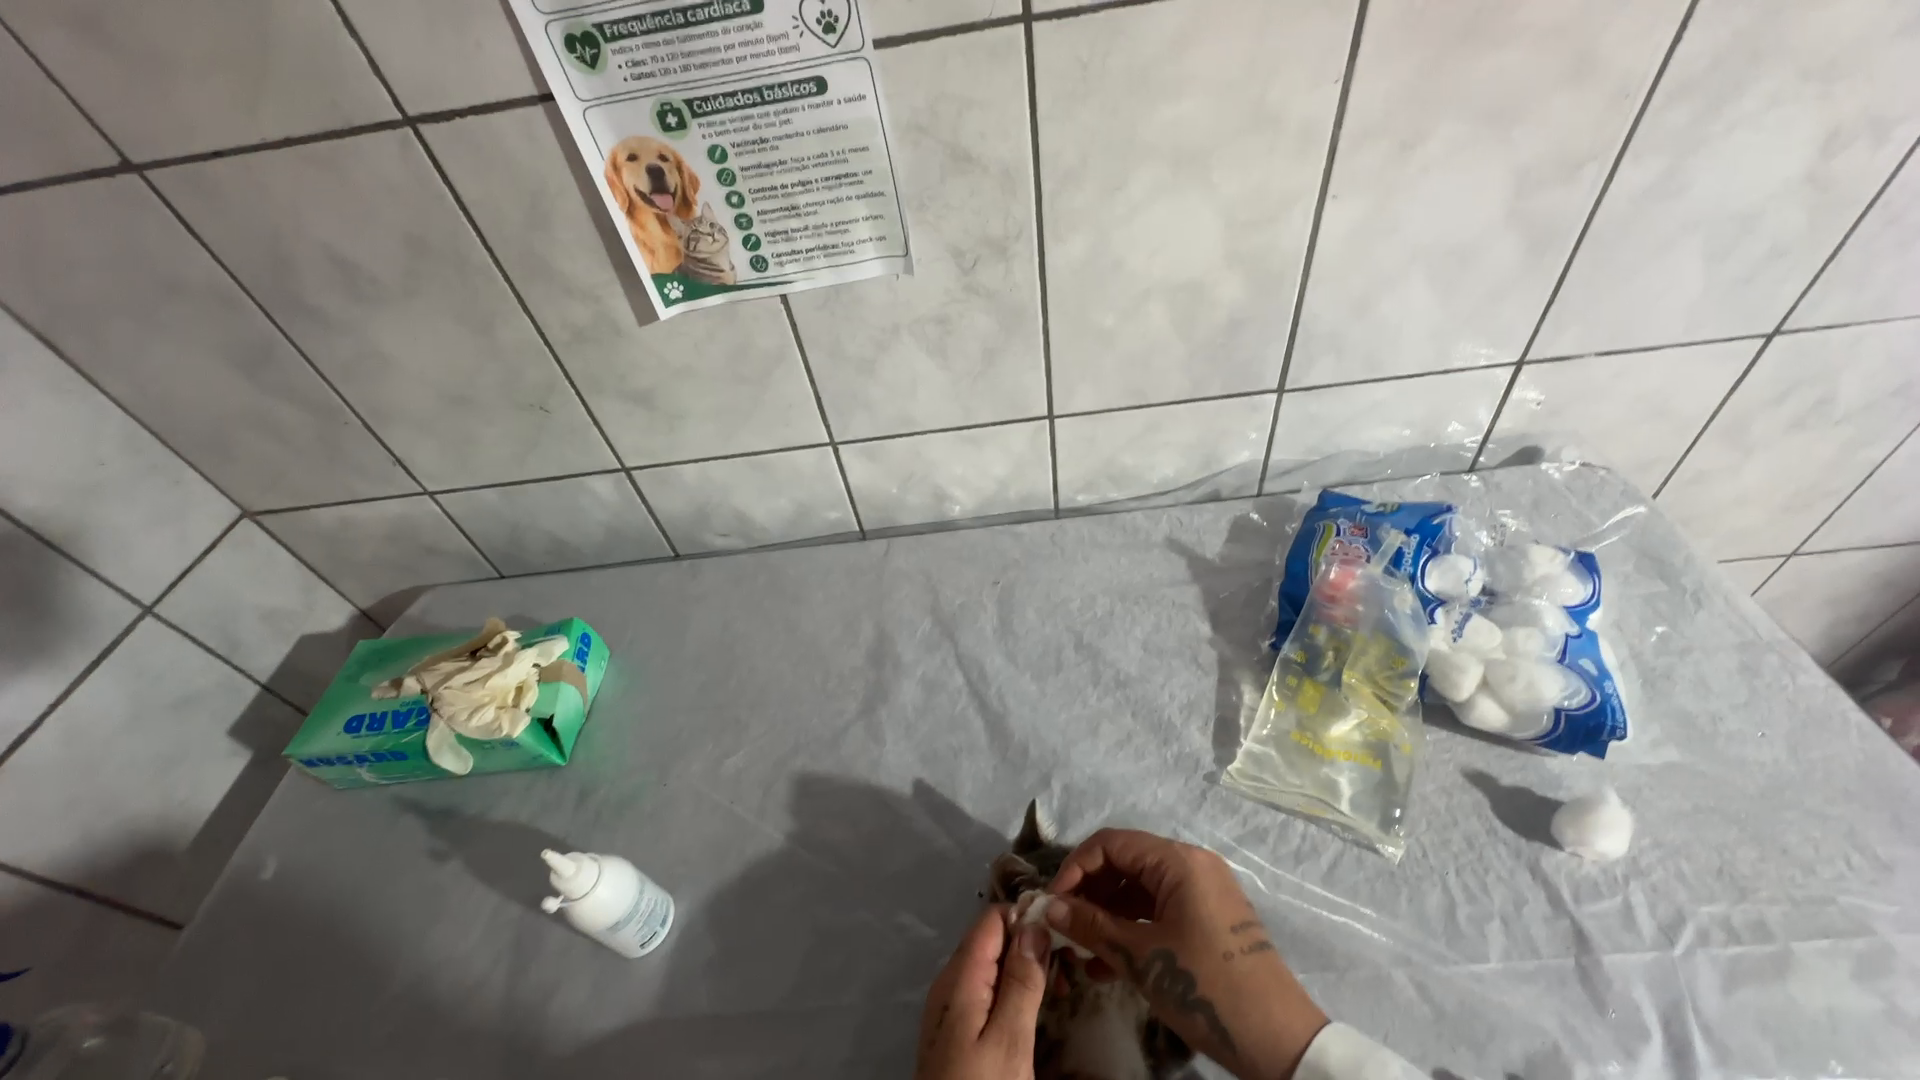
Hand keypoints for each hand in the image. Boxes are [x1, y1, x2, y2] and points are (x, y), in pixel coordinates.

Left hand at [914, 904, 1050, 1079]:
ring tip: (1059, 993)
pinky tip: (1035, 1009)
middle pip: (992, 940)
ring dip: (1026, 970)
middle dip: (1031, 946)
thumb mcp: (1009, 1041)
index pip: (992, 919)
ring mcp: (951, 1005)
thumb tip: (1034, 924)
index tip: (1063, 936)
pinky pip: (986, 989)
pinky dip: (1012, 990)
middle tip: (1067, 974)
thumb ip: (1021, 982)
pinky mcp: (957, 1026)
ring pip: (992, 965)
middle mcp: (950, 981)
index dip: (1027, 918)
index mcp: (960, 977)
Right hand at [1045, 829, 1327, 1079]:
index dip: (1075, 868)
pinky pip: (1158, 911)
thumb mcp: (1141, 957)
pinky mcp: (1207, 919)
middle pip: (1125, 863)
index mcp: (1179, 861)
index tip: (1051, 903)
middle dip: (1089, 894)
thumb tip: (1047, 906)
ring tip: (1081, 954)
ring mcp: (1202, 892)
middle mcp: (1192, 865)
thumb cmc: (1204, 986)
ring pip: (1139, 890)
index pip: (1110, 843)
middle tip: (1062, 928)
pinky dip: (1131, 930)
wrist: (1278, 1039)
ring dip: (1107, 916)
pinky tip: (1107, 966)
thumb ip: (1090, 926)